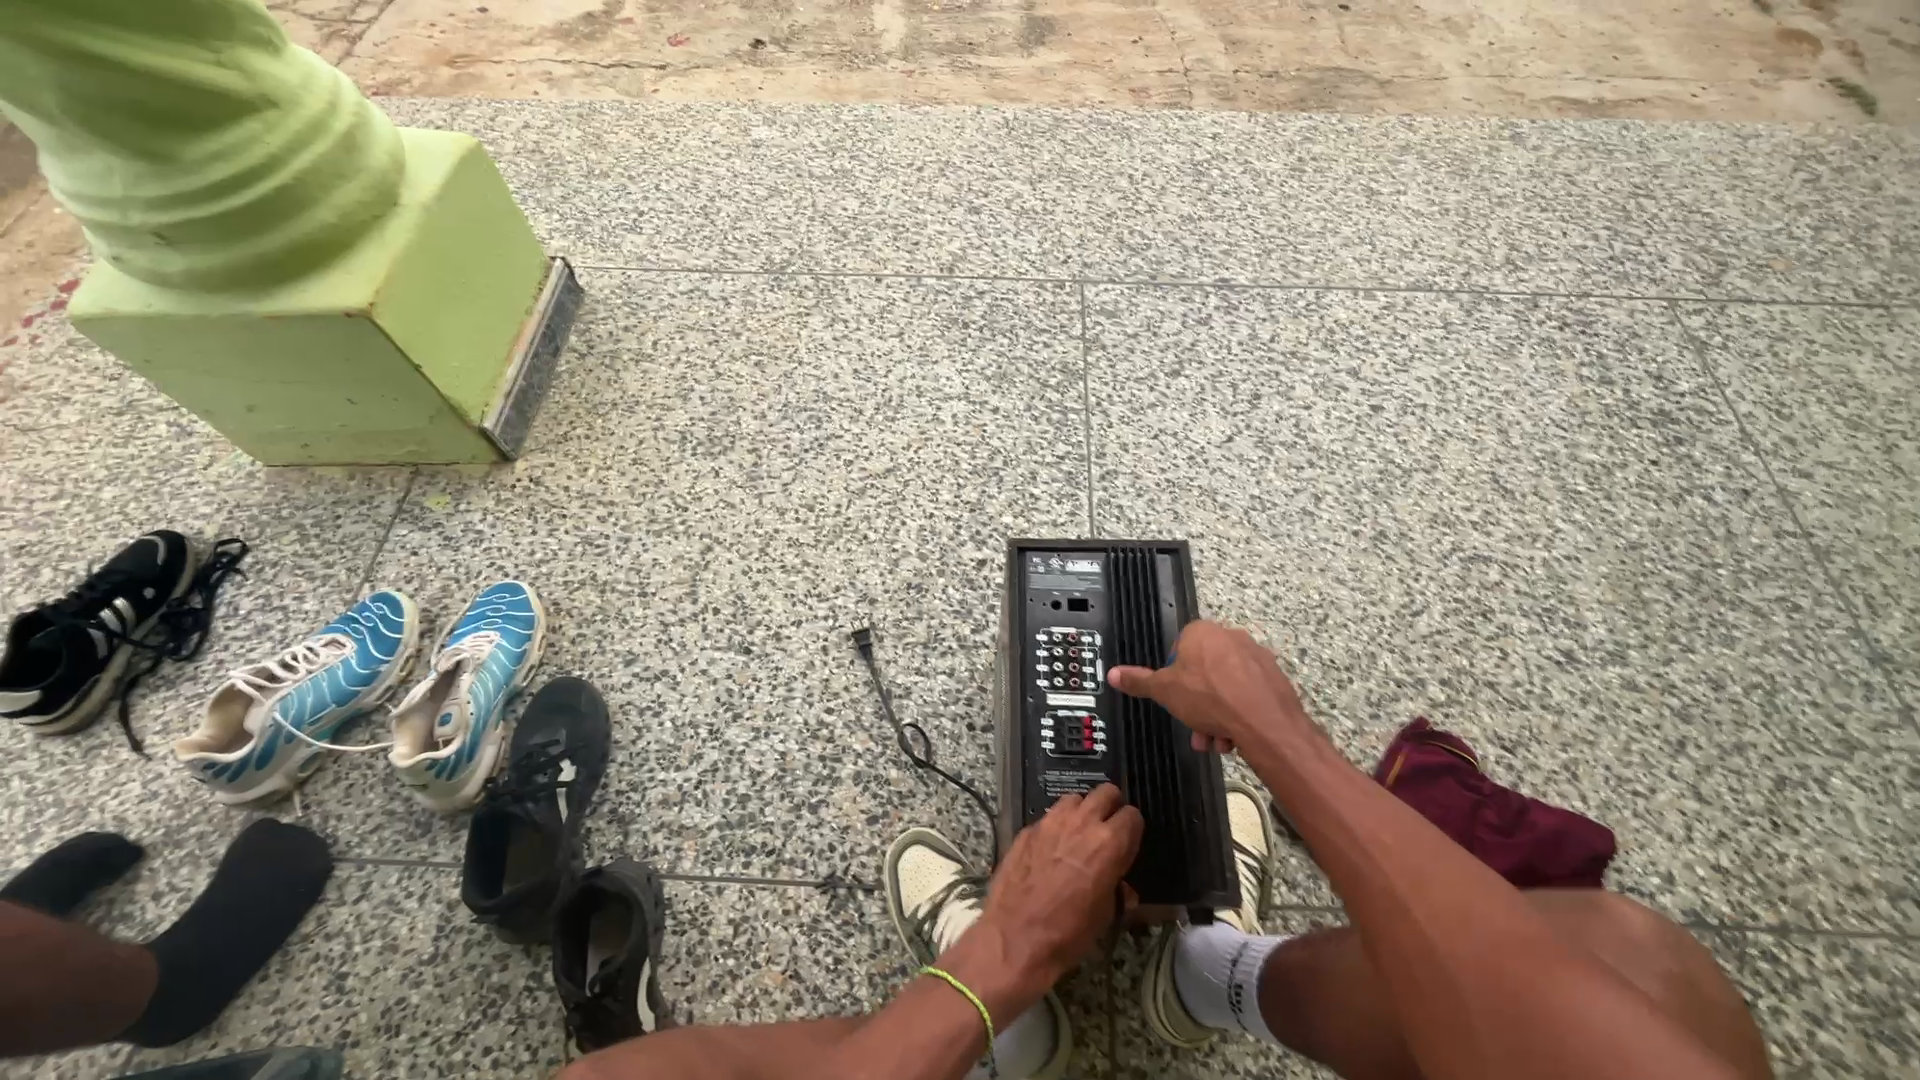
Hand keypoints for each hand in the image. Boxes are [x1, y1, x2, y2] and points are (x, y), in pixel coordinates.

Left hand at [972, 784, 1142, 993]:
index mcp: (1110, 842)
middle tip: (1107, 829)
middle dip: (1110, 807)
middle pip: (1106, 792)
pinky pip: (1049, 817)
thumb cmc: (1069, 932)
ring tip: (1078, 835)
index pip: (1133, 815)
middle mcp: (1082, 822)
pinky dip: (1055, 827)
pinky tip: (1051, 850)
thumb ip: (1117, 889)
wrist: (1016, 937)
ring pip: (1075, 799)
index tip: (1128, 843)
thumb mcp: (1106, 915)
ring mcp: (1051, 821)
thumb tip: (1121, 887)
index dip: (1132, 830)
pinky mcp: (1027, 829)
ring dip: (1081, 812)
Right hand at [1108, 620, 1315, 753]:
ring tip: (1213, 740)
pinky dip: (1238, 713)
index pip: (1179, 648)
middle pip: (1204, 671)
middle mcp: (1230, 637)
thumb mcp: (1164, 691)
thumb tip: (1113, 674)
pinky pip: (1248, 693)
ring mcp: (1256, 656)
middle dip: (1196, 703)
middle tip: (1193, 726)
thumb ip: (1139, 681)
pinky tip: (1233, 737)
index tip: (1174, 696)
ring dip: (1216, 714)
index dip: (1174, 675)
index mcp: (1202, 632)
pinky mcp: (1274, 677)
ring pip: (1227, 686)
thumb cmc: (1210, 698)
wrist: (1264, 722)